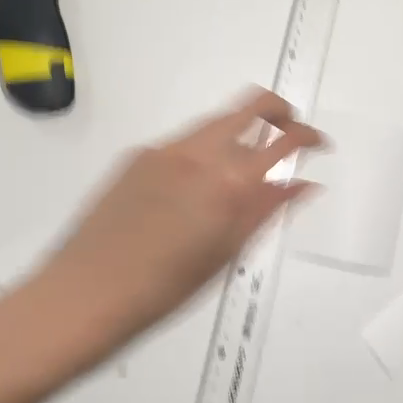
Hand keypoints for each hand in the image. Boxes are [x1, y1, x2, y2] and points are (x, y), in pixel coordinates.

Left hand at [41, 88, 324, 334]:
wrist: (84, 295)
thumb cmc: (164, 288)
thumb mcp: (227, 253)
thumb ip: (267, 210)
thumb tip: (302, 185)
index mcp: (229, 181)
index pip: (283, 139)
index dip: (308, 136)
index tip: (318, 144)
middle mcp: (199, 153)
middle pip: (250, 106)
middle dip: (278, 112)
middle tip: (290, 132)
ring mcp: (164, 150)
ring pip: (215, 123)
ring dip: (240, 133)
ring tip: (244, 169)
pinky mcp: (137, 157)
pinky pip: (183, 143)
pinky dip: (204, 152)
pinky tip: (195, 191)